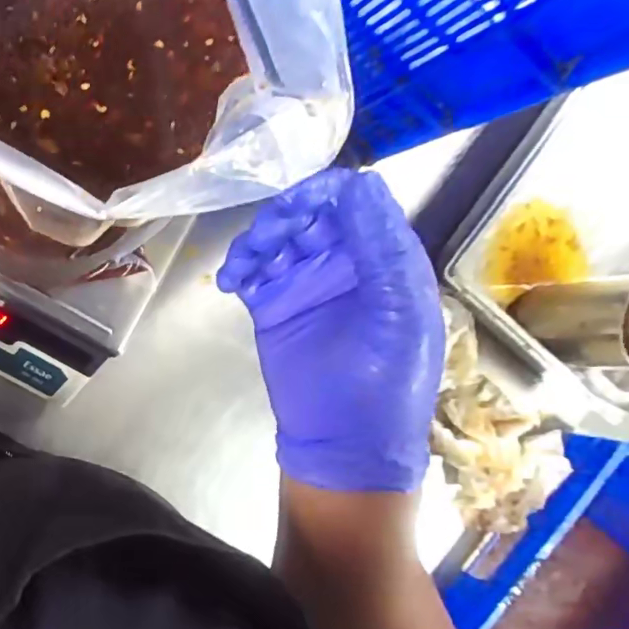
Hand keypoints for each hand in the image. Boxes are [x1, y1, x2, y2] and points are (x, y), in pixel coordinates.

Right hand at [218, 168, 442, 492]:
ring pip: (276, 240)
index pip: (356, 202)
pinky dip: (238, 268)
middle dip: (285, 216)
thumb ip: (380, 248)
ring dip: (257, 240)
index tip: (296, 206)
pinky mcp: (273, 309)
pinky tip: (231, 281)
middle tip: (267, 238)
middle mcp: (345, 264)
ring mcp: (306, 286)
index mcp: (384, 259)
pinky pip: (252, 274)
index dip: (325, 193)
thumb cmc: (382, 384)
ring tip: (244, 265)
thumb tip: (358, 185)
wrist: (343, 444)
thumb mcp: (397, 311)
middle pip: (309, 214)